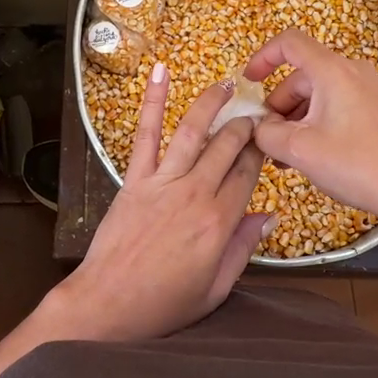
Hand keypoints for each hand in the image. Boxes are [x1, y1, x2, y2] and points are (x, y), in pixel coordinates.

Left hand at [41, 63, 271, 341]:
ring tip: (227, 85)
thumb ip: (243, 248)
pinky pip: (146, 134)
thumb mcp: (215, 289)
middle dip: (244, 126)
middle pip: (227, 147)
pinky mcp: (134, 178)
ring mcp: (162, 182)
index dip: (261, 152)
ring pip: (193, 132)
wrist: (108, 304)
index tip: (269, 137)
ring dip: (212, 104)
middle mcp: (194, 194)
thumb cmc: (163, 304)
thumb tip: (270, 216)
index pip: (248, 174)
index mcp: (218, 223)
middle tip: (256, 112)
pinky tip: (162, 73)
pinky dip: (153, 101)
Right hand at [244, 28, 377, 216]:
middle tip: (267, 139)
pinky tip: (313, 157)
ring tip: (287, 157)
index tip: (248, 83)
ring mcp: (369, 92)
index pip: (289, 43)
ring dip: (296, 119)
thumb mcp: (300, 150)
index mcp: (331, 71)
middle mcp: (351, 72)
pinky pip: (336, 107)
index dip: (262, 57)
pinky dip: (317, 124)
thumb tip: (257, 128)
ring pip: (318, 95)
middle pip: (301, 76)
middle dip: (278, 105)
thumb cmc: (357, 164)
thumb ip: (267, 134)